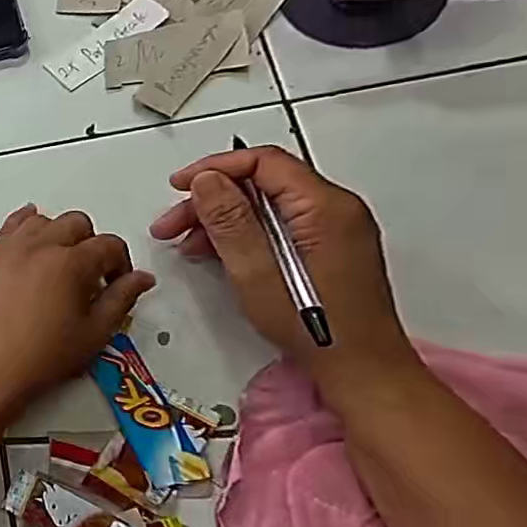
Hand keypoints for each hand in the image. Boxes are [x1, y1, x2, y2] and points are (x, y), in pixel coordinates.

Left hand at [0, 205, 155, 422]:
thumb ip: (121, 299)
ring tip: (59, 260)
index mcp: (69, 262)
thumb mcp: (93, 333)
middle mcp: (36, 248)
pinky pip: (6, 230)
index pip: (109, 245)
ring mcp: (6, 252)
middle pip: (75, 224)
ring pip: (40, 222)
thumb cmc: (40, 358)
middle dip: (90, 244)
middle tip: (89, 274)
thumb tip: (141, 278)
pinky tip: (29, 232)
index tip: (115, 285)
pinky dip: (22, 224)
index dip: (119, 264)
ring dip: (56, 233)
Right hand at [148, 145, 417, 385]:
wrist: (356, 363)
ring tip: (183, 242)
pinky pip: (272, 222)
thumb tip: (207, 180)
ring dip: (217, 216)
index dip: (215, 168)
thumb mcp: (256, 271)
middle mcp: (334, 209)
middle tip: (170, 224)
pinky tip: (211, 252)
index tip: (178, 186)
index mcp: (325, 208)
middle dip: (209, 198)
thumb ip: (231, 221)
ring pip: (263, 203)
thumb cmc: (311, 324)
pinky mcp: (321, 244)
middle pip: (261, 182)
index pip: (265, 163)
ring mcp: (330, 227)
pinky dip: (236, 231)